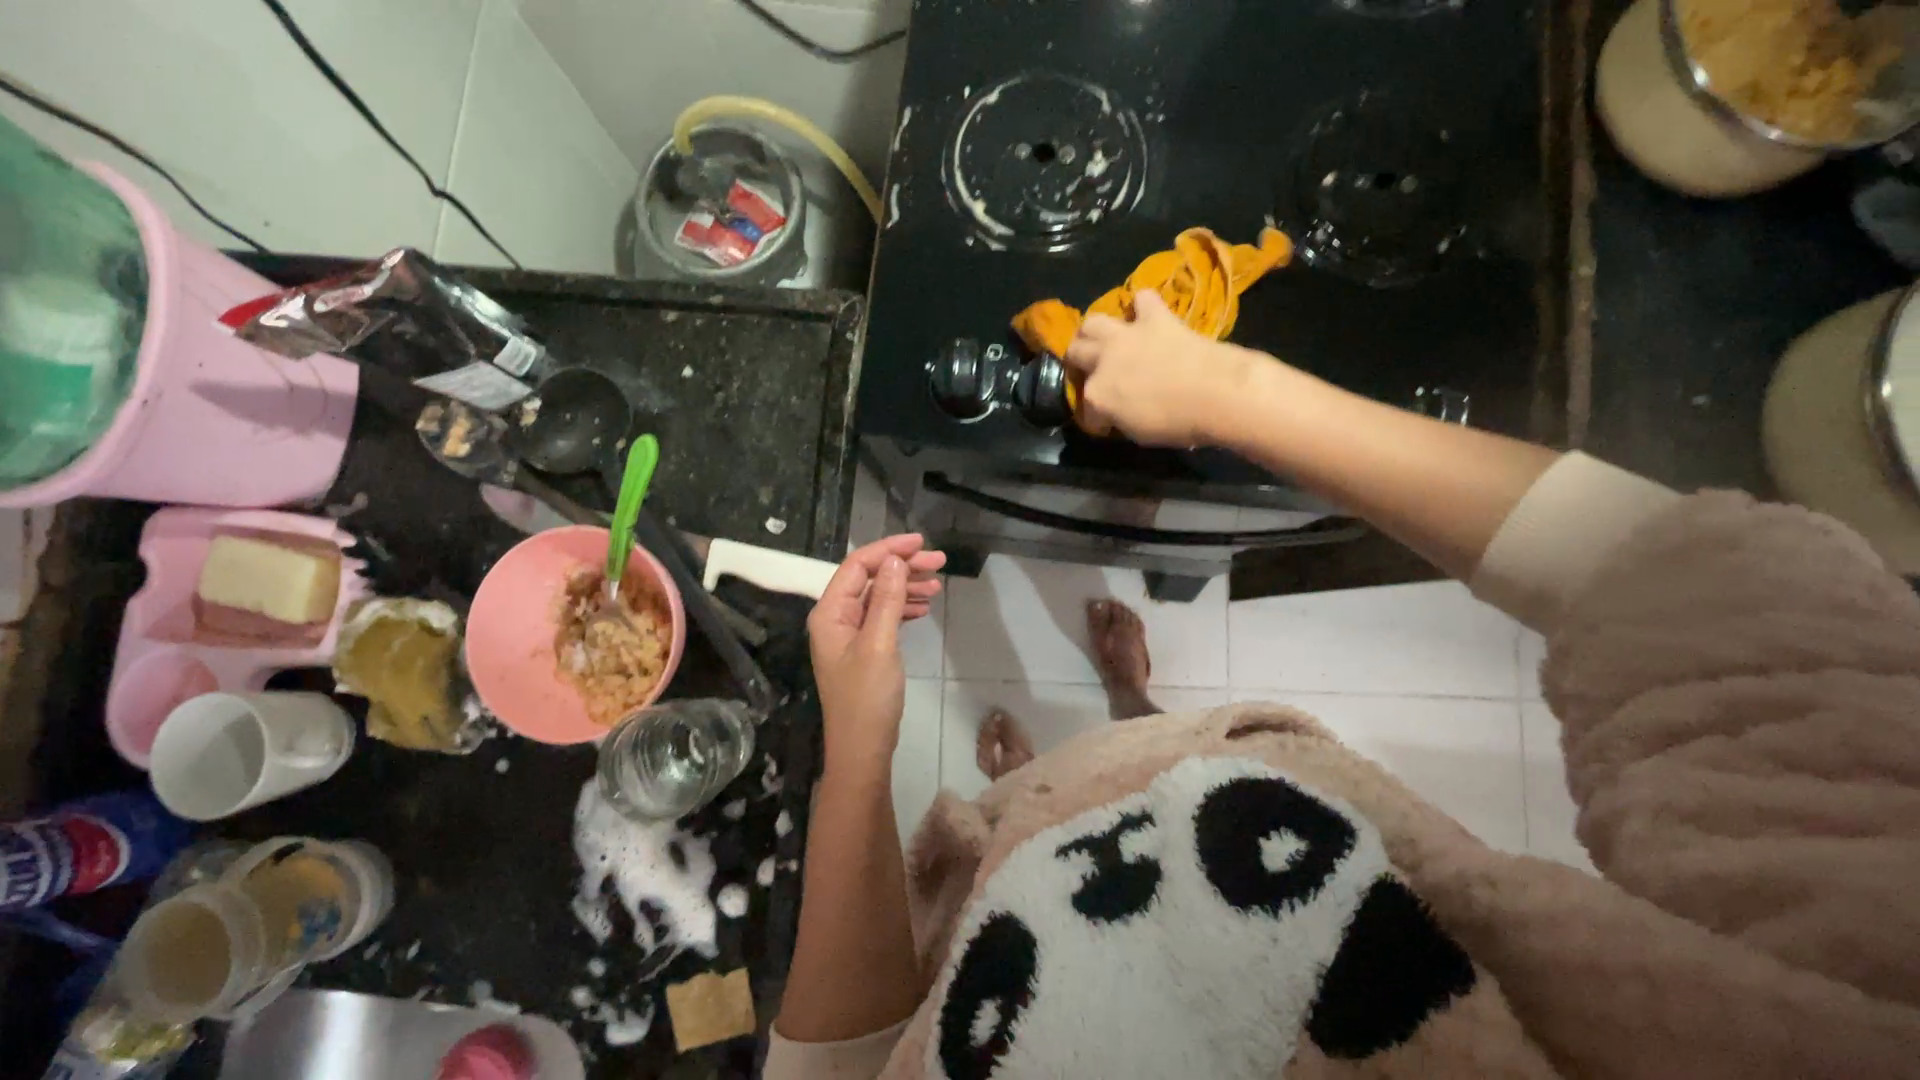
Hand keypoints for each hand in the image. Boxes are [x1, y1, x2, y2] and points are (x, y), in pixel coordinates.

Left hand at [808, 534, 944, 772]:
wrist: (862, 749)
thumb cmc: (867, 697)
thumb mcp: (880, 644)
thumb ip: (888, 599)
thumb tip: (896, 561)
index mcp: (829, 613)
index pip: (857, 566)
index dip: (889, 549)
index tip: (921, 543)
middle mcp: (835, 619)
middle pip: (869, 579)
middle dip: (902, 567)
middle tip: (939, 563)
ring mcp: (849, 636)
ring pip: (879, 597)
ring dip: (906, 587)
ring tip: (937, 585)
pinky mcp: (863, 651)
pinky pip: (883, 617)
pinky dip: (903, 608)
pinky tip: (923, 607)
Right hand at [1062, 290, 1261, 445]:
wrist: (1216, 393)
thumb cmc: (1179, 424)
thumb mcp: (1138, 433)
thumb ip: (1120, 417)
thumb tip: (1118, 413)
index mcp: (1097, 396)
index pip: (1086, 409)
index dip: (1095, 418)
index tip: (1105, 423)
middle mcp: (1103, 361)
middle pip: (1075, 353)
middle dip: (1079, 363)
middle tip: (1092, 372)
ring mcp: (1127, 336)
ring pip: (1093, 322)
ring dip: (1094, 331)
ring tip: (1104, 339)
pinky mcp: (1156, 318)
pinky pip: (1142, 299)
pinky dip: (1142, 306)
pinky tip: (1145, 314)